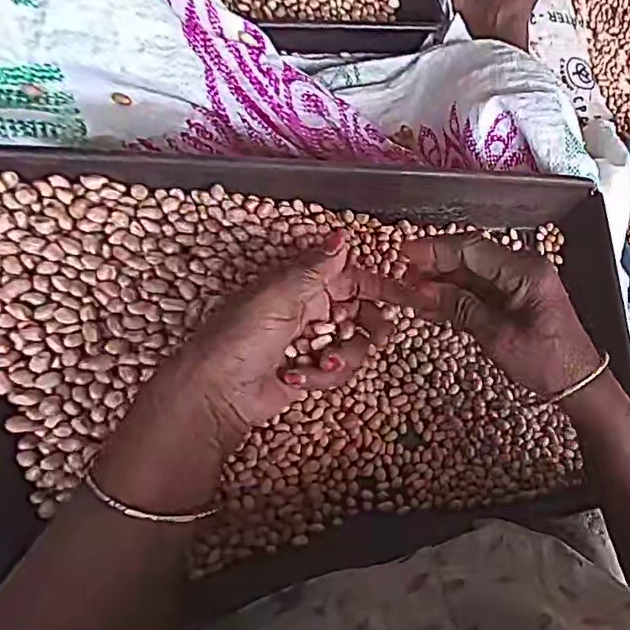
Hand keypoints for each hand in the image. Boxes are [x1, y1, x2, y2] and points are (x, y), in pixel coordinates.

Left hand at [92, 241, 392, 514]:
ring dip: (343, 357)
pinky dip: (323, 376)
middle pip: (363, 314)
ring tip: (322, 364)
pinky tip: (297, 378)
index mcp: (303, 285)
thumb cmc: (239, 339)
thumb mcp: (278, 298)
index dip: (383, 287)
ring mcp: (314, 342)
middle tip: (378, 336)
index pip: (354, 279)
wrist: (219, 393)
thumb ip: (315, 269)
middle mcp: (312, 310)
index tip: (410, 298)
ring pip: (356, 345)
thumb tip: (341, 236)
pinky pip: (340, 371)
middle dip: (371, 328)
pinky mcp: (314, 370)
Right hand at [388, 231, 602, 397]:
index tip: (402, 256)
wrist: (580, 382)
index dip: (433, 250)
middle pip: (470, 256)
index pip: (471, 248)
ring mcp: (522, 283)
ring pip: (473, 273)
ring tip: (411, 293)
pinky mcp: (518, 298)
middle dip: (434, 266)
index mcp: (526, 272)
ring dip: (443, 282)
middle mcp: (525, 269)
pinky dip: (458, 297)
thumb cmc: (548, 363)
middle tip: (401, 277)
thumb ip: (462, 310)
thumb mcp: (499, 339)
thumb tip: (425, 291)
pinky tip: (433, 305)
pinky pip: (482, 290)